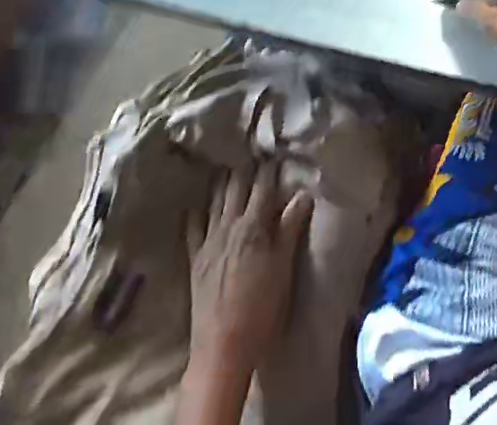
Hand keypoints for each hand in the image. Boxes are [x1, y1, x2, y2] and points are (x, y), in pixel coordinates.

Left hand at [186, 160, 314, 375]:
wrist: (223, 346)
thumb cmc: (262, 309)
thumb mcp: (284, 268)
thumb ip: (290, 229)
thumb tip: (303, 194)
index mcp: (254, 227)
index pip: (262, 188)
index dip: (268, 168)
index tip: (272, 151)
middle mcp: (229, 226)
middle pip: (236, 188)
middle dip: (244, 168)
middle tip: (248, 151)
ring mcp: (209, 241)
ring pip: (214, 201)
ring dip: (221, 182)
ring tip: (225, 166)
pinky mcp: (195, 259)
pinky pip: (192, 228)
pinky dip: (195, 212)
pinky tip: (194, 204)